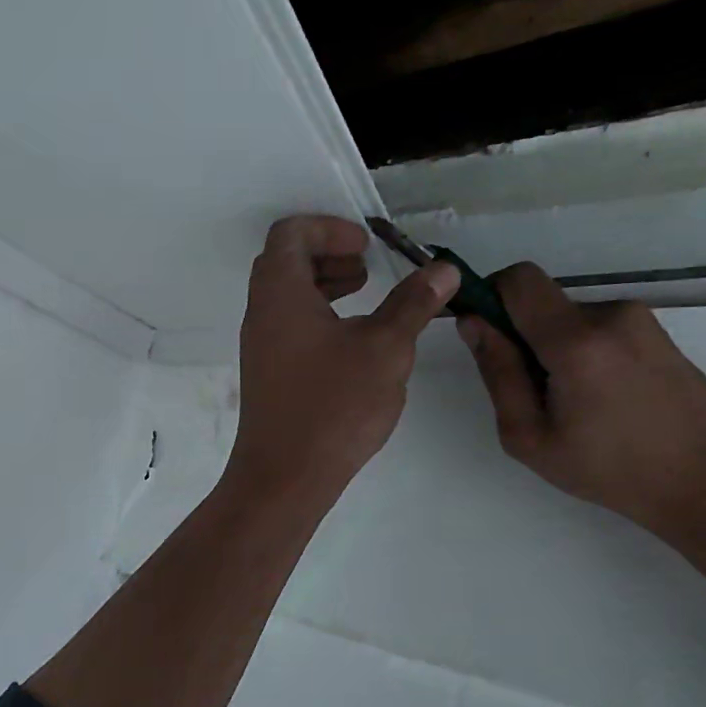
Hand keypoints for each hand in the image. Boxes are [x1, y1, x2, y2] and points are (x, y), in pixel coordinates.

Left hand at [227, 216, 459, 503]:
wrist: (286, 477)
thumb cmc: (335, 405)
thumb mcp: (385, 348)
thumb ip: (413, 303)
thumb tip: (444, 269)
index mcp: (281, 293)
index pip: (291, 233)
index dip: (330, 229)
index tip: (368, 246)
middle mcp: (262, 313)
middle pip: (285, 262)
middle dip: (329, 256)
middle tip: (367, 267)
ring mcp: (261, 347)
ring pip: (288, 297)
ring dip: (325, 287)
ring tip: (366, 298)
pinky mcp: (270, 376)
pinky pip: (290, 327)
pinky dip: (320, 318)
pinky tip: (354, 344)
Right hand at [459, 263, 705, 542]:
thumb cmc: (611, 470)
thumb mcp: (531, 437)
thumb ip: (498, 372)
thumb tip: (473, 322)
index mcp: (576, 340)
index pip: (518, 279)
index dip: (492, 297)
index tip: (490, 339)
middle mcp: (610, 314)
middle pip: (543, 304)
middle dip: (526, 339)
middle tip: (539, 397)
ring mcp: (640, 319)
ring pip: (571, 320)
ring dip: (558, 351)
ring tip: (580, 407)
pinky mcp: (657, 331)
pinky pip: (600, 329)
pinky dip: (587, 355)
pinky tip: (607, 401)